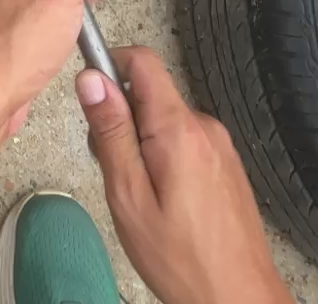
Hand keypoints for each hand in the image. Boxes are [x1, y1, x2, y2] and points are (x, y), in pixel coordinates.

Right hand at [76, 48, 290, 303]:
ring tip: (139, 193)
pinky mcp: (227, 166)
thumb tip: (90, 78)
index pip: (142, 60)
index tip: (91, 100)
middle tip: (113, 168)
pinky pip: (183, 140)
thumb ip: (109, 132)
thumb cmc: (179, 257)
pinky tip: (163, 200)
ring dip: (141, 141)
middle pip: (148, 92)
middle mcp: (204, 126)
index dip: (109, 64)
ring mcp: (220, 146)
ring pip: (163, 119)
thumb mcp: (128, 194)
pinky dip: (163, 156)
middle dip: (120, 117)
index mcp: (178, 128)